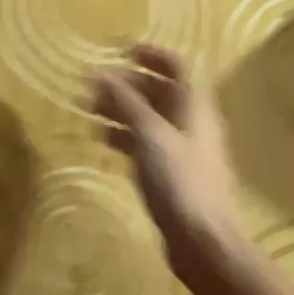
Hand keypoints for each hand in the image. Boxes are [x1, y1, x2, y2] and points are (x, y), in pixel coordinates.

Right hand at [89, 45, 293, 294]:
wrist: (205, 242)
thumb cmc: (179, 179)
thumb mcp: (149, 133)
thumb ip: (124, 100)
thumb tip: (99, 71)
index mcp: (194, 104)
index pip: (174, 64)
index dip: (148, 54)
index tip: (117, 51)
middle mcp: (190, 120)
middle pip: (158, 90)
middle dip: (125, 84)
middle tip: (92, 86)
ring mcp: (182, 148)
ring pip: (149, 117)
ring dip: (120, 110)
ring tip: (89, 110)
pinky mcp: (173, 173)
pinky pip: (146, 143)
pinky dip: (125, 136)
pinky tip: (103, 140)